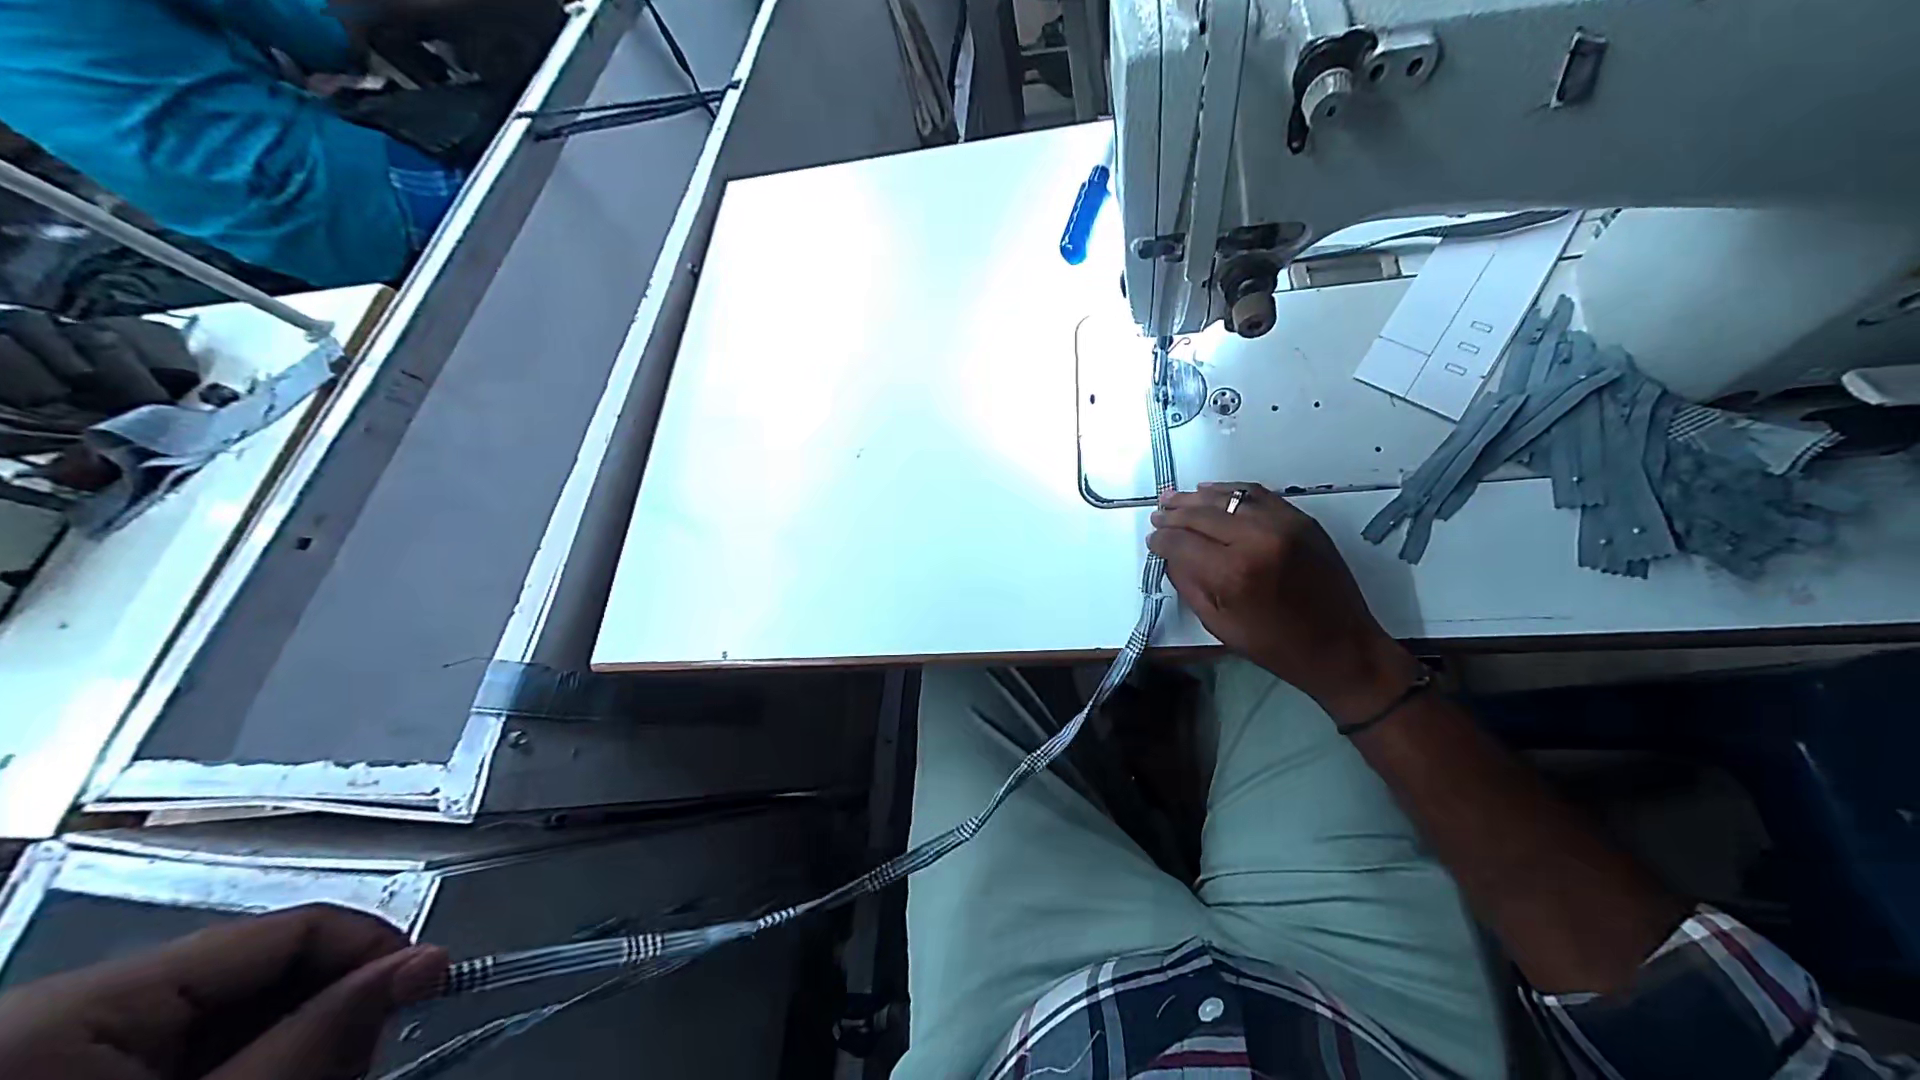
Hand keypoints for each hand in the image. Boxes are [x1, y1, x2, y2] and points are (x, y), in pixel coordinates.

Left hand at [0, 905, 446, 1079]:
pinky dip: (241, 1064)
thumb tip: (427, 961)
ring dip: (289, 1040)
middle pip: (260, 968)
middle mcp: (70, 1006)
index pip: (292, 926)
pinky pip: (185, 1045)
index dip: (372, 949)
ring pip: (230, 1010)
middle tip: (353, 1066)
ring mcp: (57, 1046)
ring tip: (312, 1078)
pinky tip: (264, 1079)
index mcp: (89, 1001)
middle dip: (327, 1008)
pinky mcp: (62, 1073)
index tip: (422, 989)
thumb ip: (318, 1038)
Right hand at [1147, 483, 1418, 719]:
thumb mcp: (1219, 624)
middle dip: (1173, 516)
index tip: (1152, 542)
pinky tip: (1211, 492)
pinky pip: (1256, 494)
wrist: (1342, 647)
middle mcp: (1256, 539)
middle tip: (1157, 516)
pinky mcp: (1301, 520)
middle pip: (1200, 514)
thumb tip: (1170, 556)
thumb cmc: (1276, 646)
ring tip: (1175, 499)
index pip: (1181, 542)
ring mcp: (1282, 525)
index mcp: (1232, 572)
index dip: (1161, 541)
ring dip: (1195, 498)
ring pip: (1227, 497)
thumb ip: (1189, 584)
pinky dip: (1230, 491)